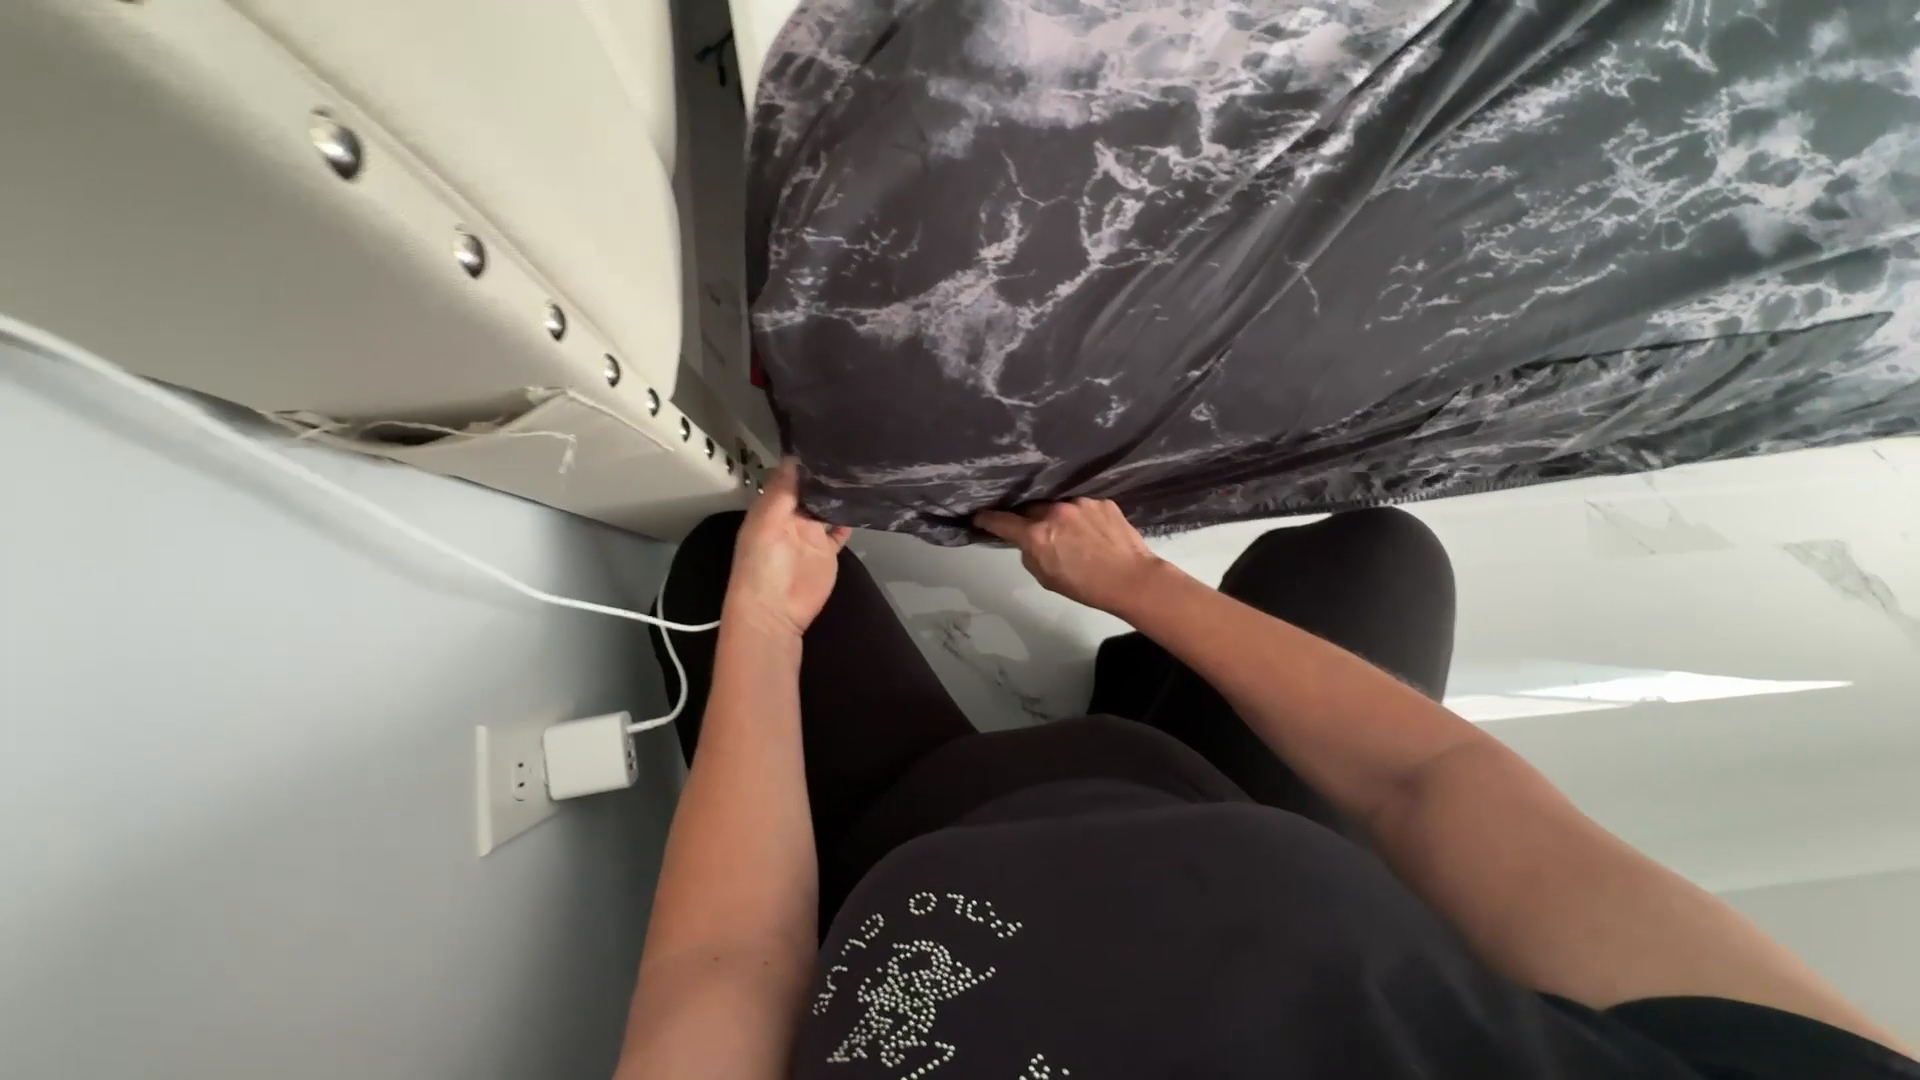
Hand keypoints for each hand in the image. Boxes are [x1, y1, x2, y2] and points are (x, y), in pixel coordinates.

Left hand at [723, 460, 851, 638]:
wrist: (775, 612)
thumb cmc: (763, 565)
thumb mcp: (767, 523)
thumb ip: (782, 490)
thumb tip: (795, 456)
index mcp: (771, 507)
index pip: (789, 477)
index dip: (805, 461)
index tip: (826, 440)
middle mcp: (791, 516)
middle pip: (811, 490)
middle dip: (825, 474)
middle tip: (851, 450)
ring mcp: (811, 533)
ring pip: (827, 507)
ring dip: (838, 493)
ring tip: (860, 470)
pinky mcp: (827, 550)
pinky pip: (840, 529)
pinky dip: (849, 518)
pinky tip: (863, 502)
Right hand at [974, 498, 1168, 614]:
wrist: (1132, 579)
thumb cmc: (1087, 586)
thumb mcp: (1047, 578)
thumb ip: (1031, 555)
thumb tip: (1030, 542)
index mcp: (1037, 534)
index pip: (1001, 521)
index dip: (987, 519)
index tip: (979, 516)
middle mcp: (1055, 511)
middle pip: (1030, 508)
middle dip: (1028, 518)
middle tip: (1035, 531)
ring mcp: (1079, 502)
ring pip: (1058, 504)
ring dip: (1057, 515)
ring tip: (1070, 532)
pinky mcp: (1101, 501)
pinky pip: (1082, 505)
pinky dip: (1081, 516)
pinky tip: (1092, 531)